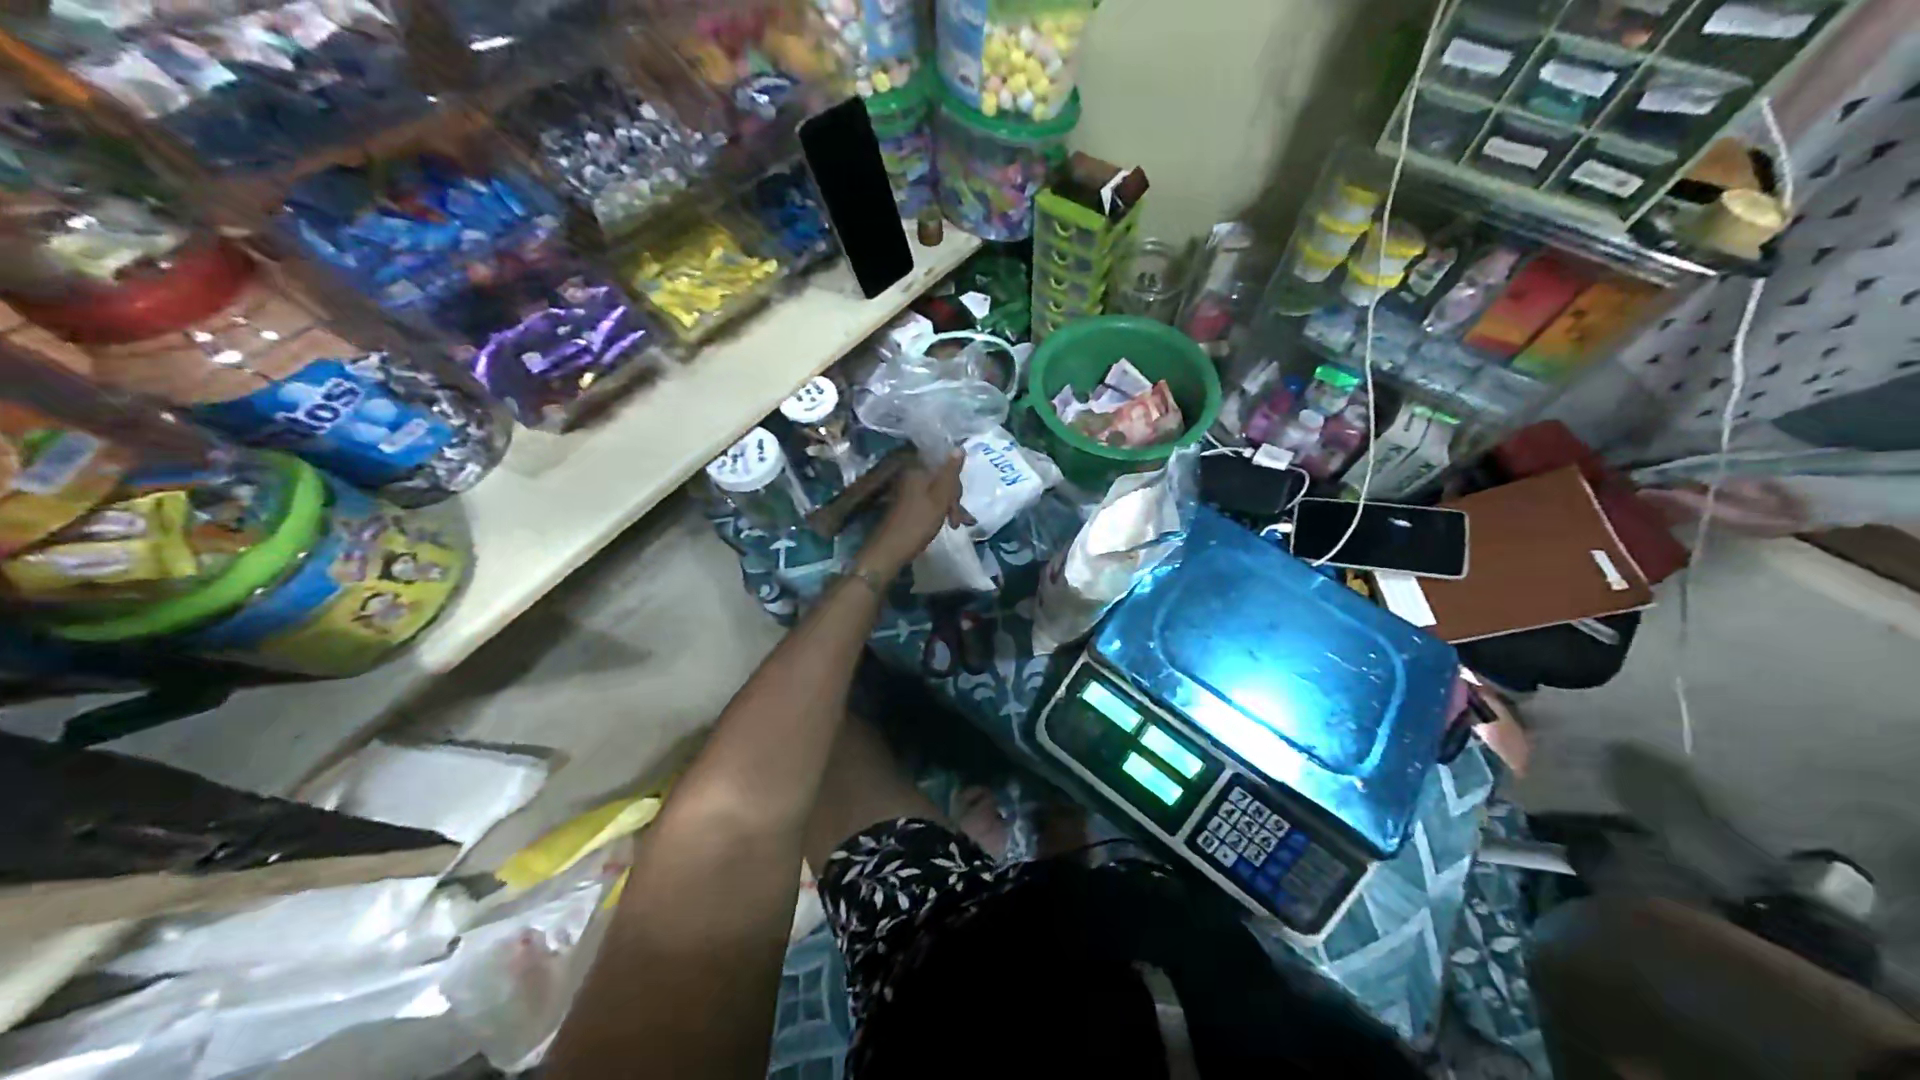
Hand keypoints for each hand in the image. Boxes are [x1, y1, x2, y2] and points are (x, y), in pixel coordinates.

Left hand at [856, 452, 970, 577]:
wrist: (889, 550)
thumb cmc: (917, 522)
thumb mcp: (939, 497)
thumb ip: (950, 473)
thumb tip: (959, 447)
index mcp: (917, 470)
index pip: (944, 465)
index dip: (955, 483)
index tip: (959, 502)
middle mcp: (911, 476)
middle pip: (941, 479)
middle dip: (952, 498)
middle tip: (957, 520)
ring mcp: (908, 490)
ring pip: (936, 492)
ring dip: (948, 507)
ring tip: (955, 525)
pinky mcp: (907, 504)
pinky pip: (929, 501)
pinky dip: (939, 511)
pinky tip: (947, 524)